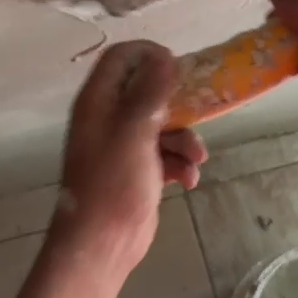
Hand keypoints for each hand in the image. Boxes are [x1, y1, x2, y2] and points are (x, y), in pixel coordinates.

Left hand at [52, 41, 207, 271]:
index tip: (177, 65)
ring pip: (161, 124)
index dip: (147, 54)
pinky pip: (165, 153)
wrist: (102, 244)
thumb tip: (164, 56)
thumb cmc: (112, 181)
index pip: (120, 57)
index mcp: (98, 99)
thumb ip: (149, 92)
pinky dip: (179, 163)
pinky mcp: (138, 169)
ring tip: (197, 159)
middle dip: (176, 103)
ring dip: (184, 139)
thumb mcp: (133, 131)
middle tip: (198, 109)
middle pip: (145, 90)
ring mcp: (123, 143)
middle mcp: (109, 115)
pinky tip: (188, 180)